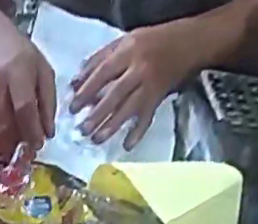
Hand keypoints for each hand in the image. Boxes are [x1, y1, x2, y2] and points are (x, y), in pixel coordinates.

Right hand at [0, 22, 56, 166]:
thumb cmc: (18, 54)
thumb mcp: (41, 69)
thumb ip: (48, 100)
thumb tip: (48, 133)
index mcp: (18, 72)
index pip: (24, 109)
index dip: (32, 131)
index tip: (38, 145)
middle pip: (6, 124)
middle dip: (18, 143)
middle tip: (26, 151)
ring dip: (5, 146)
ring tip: (14, 149)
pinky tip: (0, 142)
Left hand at [69, 22, 188, 148]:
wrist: (184, 44)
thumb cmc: (147, 44)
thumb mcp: (122, 43)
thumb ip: (98, 60)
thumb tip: (75, 83)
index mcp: (127, 53)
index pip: (103, 74)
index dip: (87, 91)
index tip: (73, 107)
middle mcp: (138, 71)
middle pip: (114, 95)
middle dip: (96, 114)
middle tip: (82, 130)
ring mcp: (149, 87)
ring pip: (128, 110)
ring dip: (111, 127)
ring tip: (96, 140)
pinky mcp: (157, 100)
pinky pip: (146, 119)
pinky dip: (137, 133)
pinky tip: (126, 146)